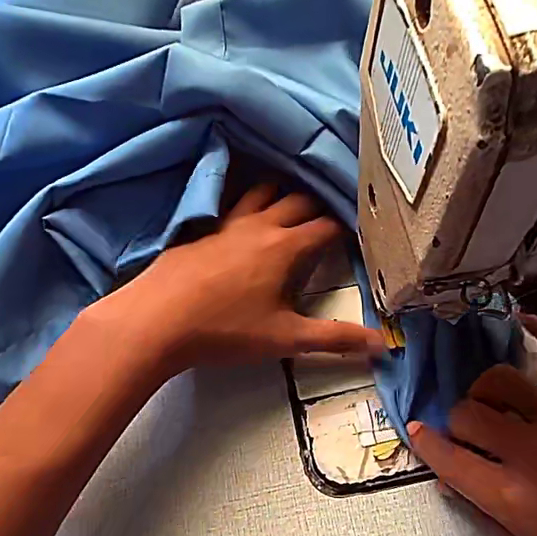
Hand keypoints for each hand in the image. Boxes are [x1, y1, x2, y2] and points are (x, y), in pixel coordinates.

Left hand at [96, 184, 385, 373]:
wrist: (154, 321)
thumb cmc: (224, 330)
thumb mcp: (284, 338)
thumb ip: (334, 339)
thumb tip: (382, 346)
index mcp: (285, 247)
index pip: (327, 226)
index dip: (348, 225)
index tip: (361, 227)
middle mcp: (260, 225)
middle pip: (299, 199)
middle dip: (321, 201)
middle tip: (335, 206)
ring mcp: (226, 223)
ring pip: (262, 190)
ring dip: (284, 188)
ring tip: (296, 192)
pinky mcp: (200, 229)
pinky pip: (231, 202)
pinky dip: (248, 199)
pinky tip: (244, 210)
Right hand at [406, 360, 536, 535]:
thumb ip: (494, 520)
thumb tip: (459, 488)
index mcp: (514, 499)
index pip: (450, 460)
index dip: (426, 444)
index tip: (418, 432)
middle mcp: (531, 453)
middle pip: (467, 413)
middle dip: (456, 418)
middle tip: (467, 428)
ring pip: (502, 381)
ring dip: (487, 387)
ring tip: (495, 398)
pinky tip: (530, 327)